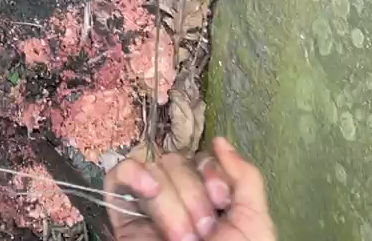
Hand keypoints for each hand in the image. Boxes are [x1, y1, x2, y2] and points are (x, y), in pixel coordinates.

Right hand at [105, 138, 274, 240]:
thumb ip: (246, 179)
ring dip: (171, 202)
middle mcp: (176, 196)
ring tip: (180, 238)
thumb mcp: (253, 224)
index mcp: (206, 199)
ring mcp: (147, 204)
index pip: (200, 158)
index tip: (220, 201)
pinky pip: (118, 175)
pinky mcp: (121, 212)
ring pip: (152, 167)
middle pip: (176, 160)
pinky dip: (134, 174)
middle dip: (192, 196)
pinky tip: (148, 190)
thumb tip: (220, 141)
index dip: (210, 172)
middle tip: (201, 232)